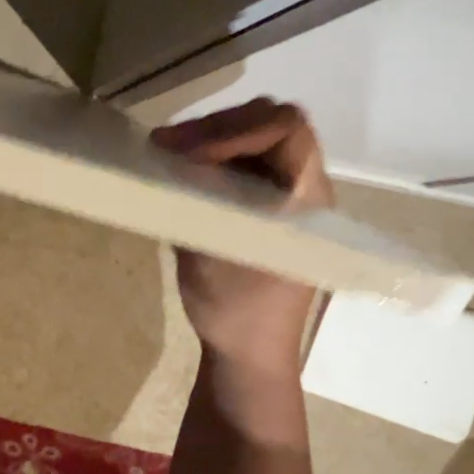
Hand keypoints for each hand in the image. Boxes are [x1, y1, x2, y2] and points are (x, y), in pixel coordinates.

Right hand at [151, 99, 331, 371]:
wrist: (250, 351)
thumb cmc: (235, 311)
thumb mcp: (206, 256)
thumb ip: (195, 202)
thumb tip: (169, 160)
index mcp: (305, 199)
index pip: (286, 128)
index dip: (236, 128)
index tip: (190, 153)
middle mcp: (305, 186)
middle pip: (271, 122)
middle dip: (217, 127)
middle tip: (168, 146)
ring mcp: (287, 194)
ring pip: (256, 136)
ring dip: (212, 138)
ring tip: (169, 154)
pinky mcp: (268, 205)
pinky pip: (245, 160)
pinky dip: (213, 155)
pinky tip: (182, 171)